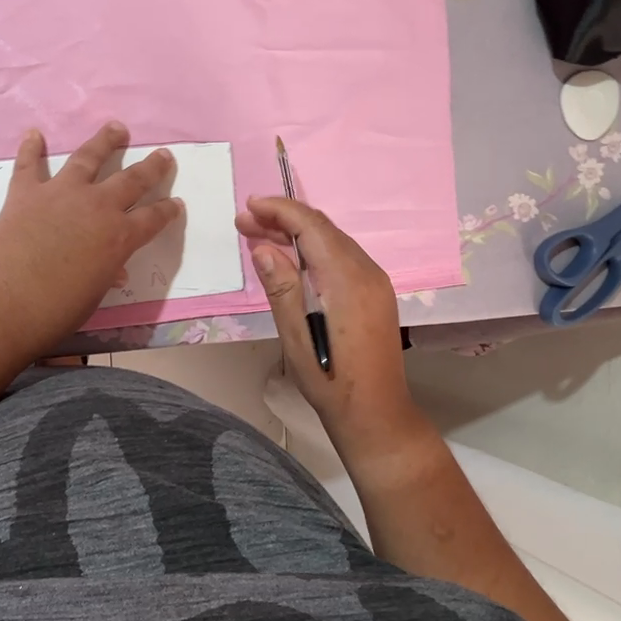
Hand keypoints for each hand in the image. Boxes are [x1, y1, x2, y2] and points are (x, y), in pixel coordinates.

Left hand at [0, 122, 182, 356]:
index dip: (167, 211)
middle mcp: (97, 207)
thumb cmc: (54, 311)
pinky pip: (29, 164)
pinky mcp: (25, 192)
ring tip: (116, 128)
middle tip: (164, 155)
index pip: (153, 219)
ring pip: (88, 158)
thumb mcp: (91, 296)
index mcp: (119, 238)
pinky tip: (34, 134)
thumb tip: (113, 269)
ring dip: (104, 141)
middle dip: (151, 168)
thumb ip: (104, 275)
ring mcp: (60, 194)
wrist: (3, 302)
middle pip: (132, 180)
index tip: (176, 203)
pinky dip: (31, 148)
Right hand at [237, 196, 426, 453]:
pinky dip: (314, 250)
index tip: (249, 206)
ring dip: (298, 234)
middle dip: (284, 219)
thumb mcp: (296, 338)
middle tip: (245, 222)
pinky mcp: (375, 295)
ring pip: (333, 242)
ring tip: (260, 236)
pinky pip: (342, 258)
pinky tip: (292, 259)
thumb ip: (282, 289)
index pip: (312, 227)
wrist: (376, 414)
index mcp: (347, 280)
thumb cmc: (330, 382)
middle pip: (324, 229)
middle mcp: (367, 273)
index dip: (280, 210)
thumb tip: (264, 247)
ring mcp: (375, 283)